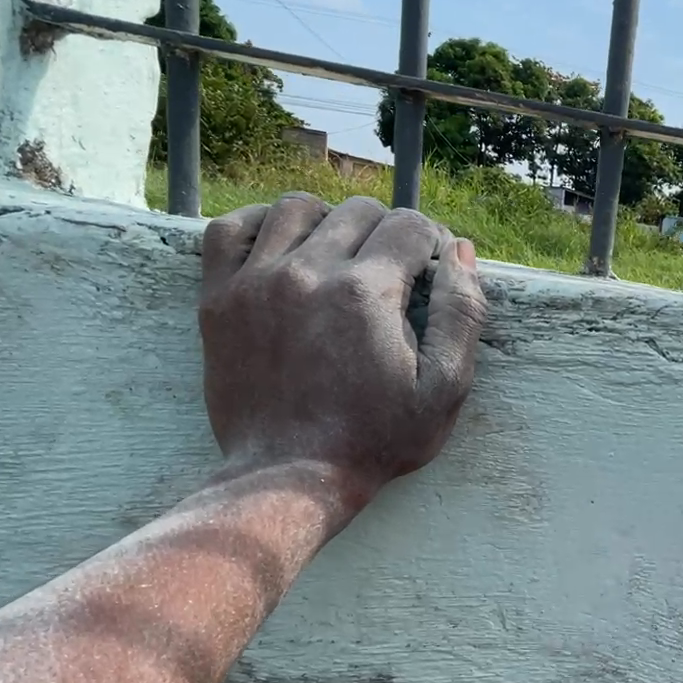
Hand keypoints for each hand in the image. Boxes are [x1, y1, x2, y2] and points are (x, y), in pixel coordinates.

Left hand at [198, 193, 485, 509]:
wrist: (292, 474)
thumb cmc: (378, 438)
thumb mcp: (446, 388)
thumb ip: (462, 315)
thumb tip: (462, 253)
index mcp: (369, 293)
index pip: (411, 227)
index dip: (435, 243)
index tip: (436, 270)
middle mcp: (309, 273)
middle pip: (360, 211)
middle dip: (391, 233)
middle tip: (400, 272)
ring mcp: (256, 282)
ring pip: (298, 207)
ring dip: (333, 223)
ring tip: (346, 258)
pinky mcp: (219, 299)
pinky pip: (231, 228)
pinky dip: (264, 224)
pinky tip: (287, 247)